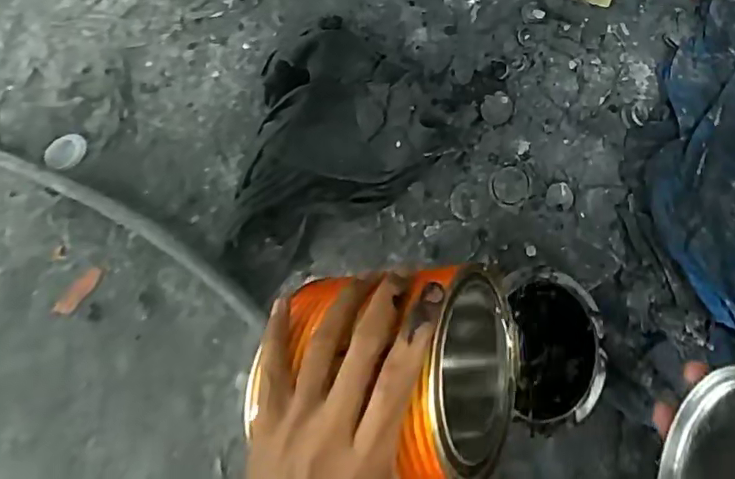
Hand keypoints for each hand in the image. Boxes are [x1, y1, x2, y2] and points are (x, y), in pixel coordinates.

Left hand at [247, 274, 446, 478]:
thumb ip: (423, 468)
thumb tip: (471, 460)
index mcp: (367, 456)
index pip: (398, 378)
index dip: (418, 330)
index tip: (432, 296)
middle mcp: (331, 427)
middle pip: (363, 348)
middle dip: (384, 302)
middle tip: (399, 275)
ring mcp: (293, 419)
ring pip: (323, 344)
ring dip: (345, 304)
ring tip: (363, 278)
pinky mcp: (264, 421)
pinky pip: (270, 365)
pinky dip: (276, 328)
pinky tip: (286, 298)